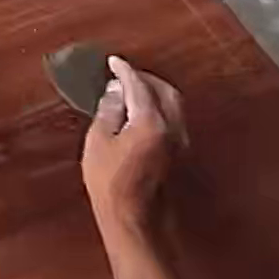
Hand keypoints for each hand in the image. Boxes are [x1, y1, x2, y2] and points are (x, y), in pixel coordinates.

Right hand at [82, 57, 186, 232]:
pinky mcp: (178, 153)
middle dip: (145, 78)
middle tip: (124, 73)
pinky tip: (140, 110)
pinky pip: (172, 118)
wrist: (131, 217)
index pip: (139, 86)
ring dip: (154, 92)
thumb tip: (116, 90)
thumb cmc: (108, 179)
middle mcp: (173, 128)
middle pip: (166, 92)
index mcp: (151, 122)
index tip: (113, 61)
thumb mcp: (98, 140)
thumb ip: (109, 110)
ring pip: (173, 105)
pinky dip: (157, 106)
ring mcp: (179, 142)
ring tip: (131, 89)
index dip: (125, 71)